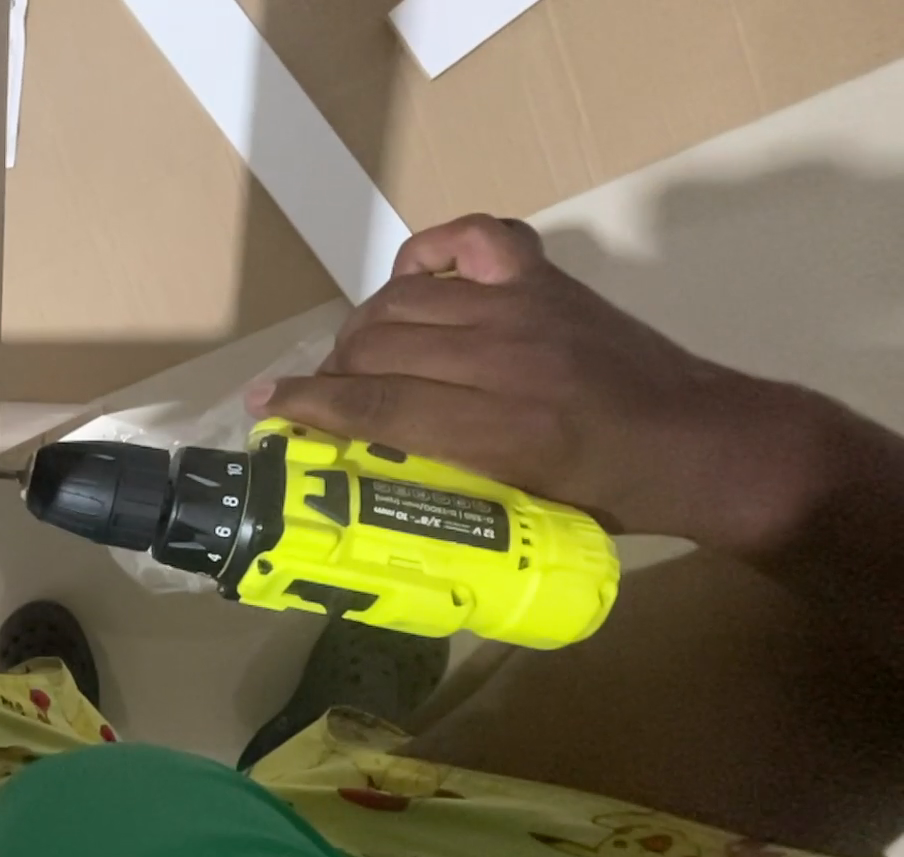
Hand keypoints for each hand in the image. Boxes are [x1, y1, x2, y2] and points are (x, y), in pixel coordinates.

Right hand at [247, 214, 840, 554]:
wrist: (704, 444)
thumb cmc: (596, 497)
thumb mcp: (504, 506)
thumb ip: (425, 471)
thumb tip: (349, 448)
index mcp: (494, 430)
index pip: (371, 404)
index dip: (304, 403)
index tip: (264, 404)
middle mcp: (503, 359)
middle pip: (374, 346)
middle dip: (331, 371)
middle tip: (326, 396)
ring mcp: (524, 309)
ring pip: (402, 300)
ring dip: (362, 327)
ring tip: (361, 354)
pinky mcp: (545, 281)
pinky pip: (472, 238)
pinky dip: (430, 250)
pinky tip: (413, 278)